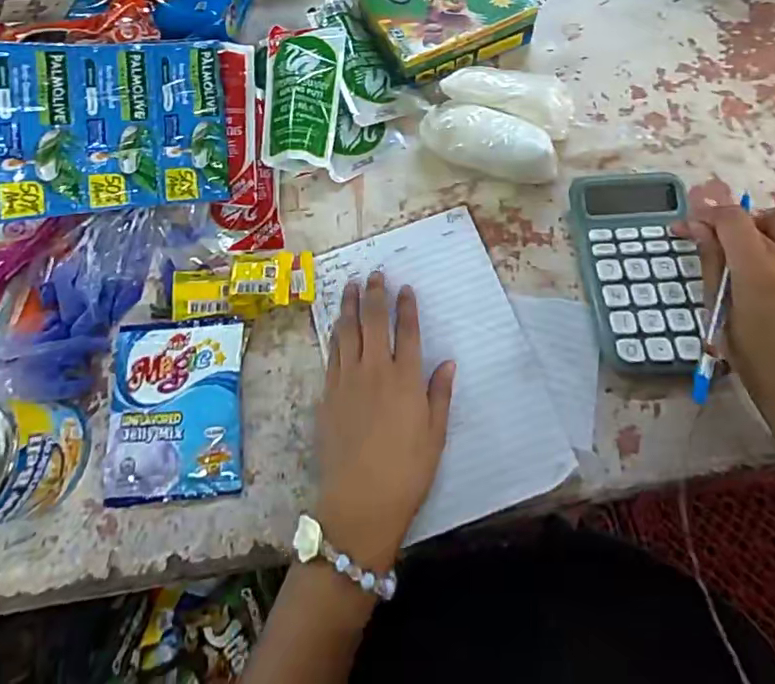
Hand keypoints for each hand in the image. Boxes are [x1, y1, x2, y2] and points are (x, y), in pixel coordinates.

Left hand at [317, 273, 454, 574]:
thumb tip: (446, 362)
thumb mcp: (435, 435)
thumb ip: (439, 394)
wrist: (360, 500)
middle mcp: (375, 370)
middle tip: (374, 275)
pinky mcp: (328, 392)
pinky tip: (338, 325)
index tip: (404, 288)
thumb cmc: (406, 471)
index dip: (406, 306)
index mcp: (405, 379)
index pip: (407, 331)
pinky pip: (332, 353)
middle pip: (374, 322)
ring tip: (351, 286)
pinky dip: (336, 333)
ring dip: (350, 306)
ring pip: (348, 331)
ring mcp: (347, 379)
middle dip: (375, 294)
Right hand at [682, 206, 774, 416]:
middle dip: (728, 223)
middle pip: (756, 218)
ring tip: (747, 247)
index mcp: (757, 269)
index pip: (732, 219)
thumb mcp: (716, 303)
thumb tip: (698, 227)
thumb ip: (711, 260)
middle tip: (711, 241)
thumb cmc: (747, 349)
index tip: (689, 229)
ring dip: (762, 226)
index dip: (707, 216)